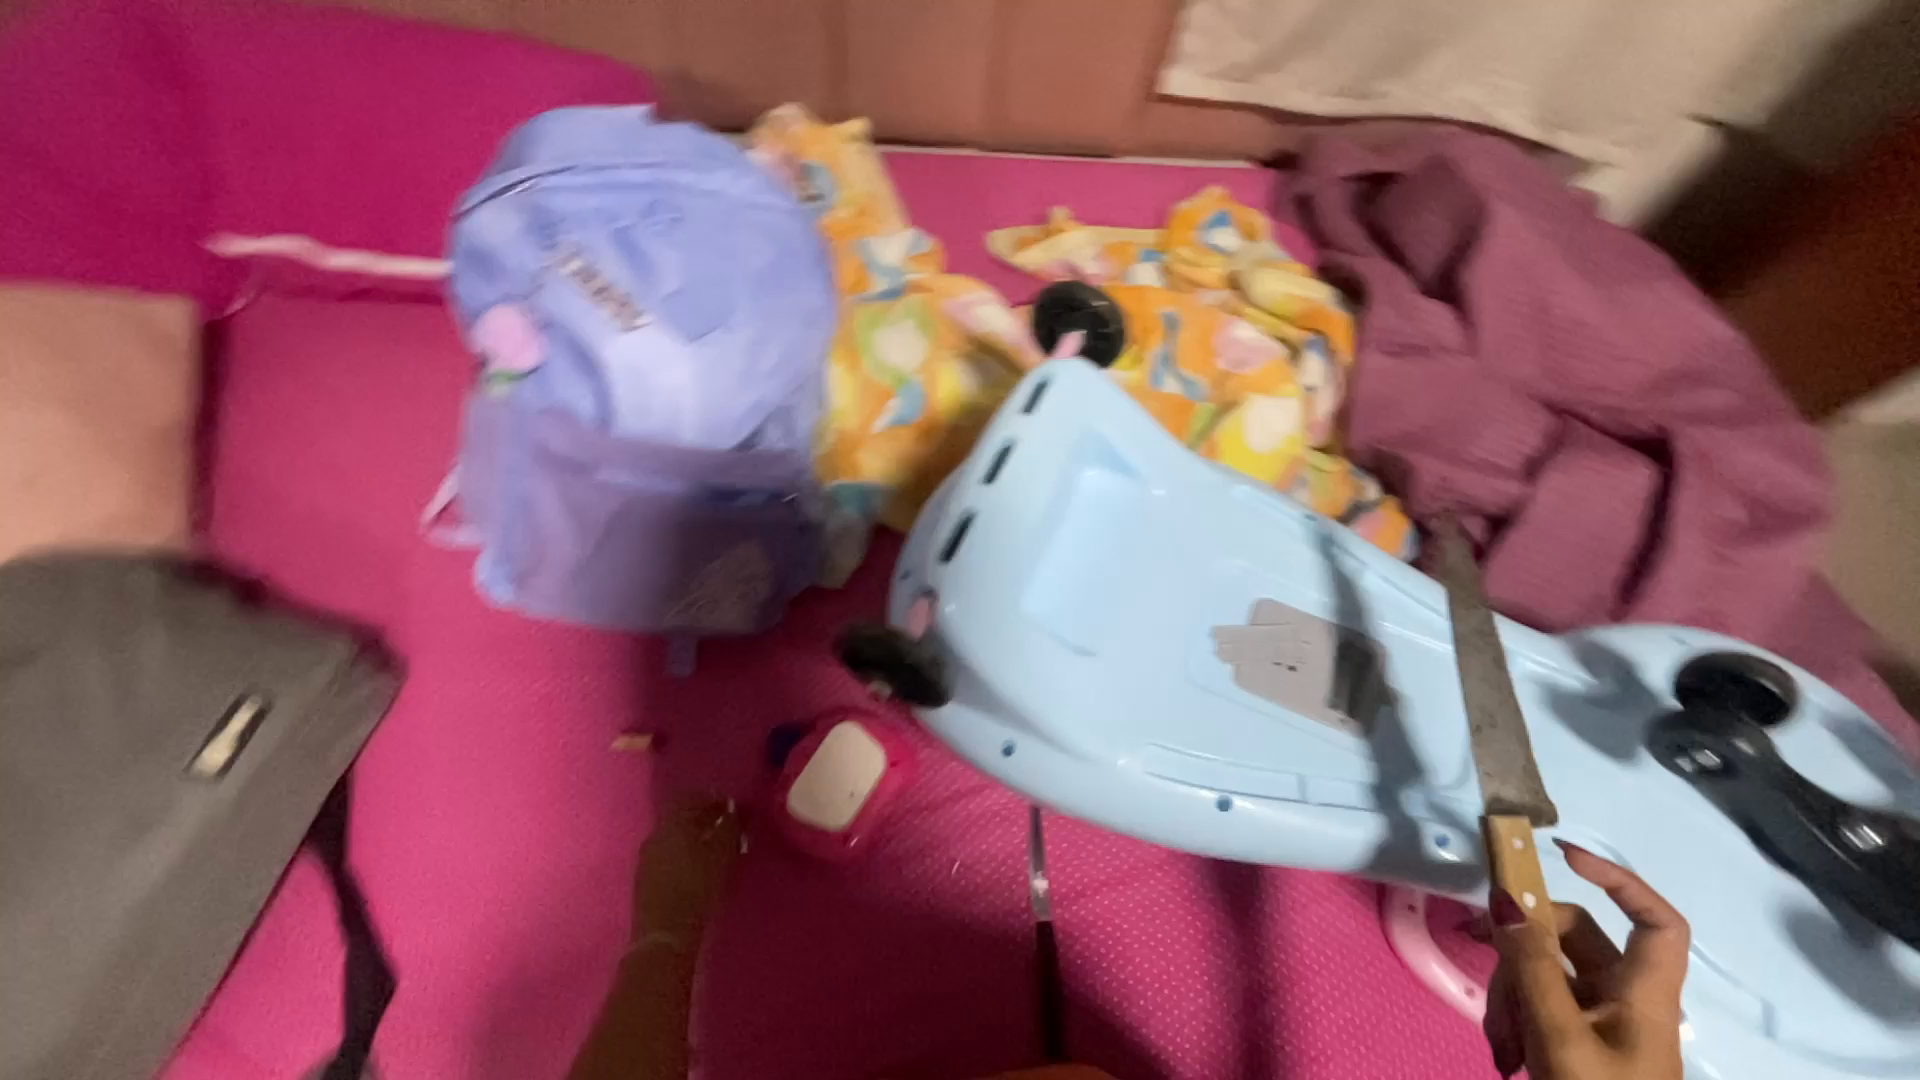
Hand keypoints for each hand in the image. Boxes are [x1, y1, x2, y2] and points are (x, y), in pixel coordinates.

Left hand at [632, 796, 743, 942]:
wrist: (663, 933)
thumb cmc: (697, 887)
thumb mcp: (722, 854)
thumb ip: (730, 828)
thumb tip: (734, 811)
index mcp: (673, 823)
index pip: (692, 798)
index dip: (713, 799)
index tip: (731, 807)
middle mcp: (656, 834)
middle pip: (680, 816)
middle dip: (703, 817)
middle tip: (725, 825)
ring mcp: (646, 856)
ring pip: (673, 835)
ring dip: (692, 835)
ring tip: (713, 846)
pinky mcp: (644, 877)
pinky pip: (666, 852)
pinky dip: (682, 851)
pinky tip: (696, 864)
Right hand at [1483, 840, 1689, 1079]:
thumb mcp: (1558, 1036)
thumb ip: (1531, 966)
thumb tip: (1505, 898)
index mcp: (1643, 994)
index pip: (1656, 922)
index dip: (1618, 879)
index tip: (1559, 854)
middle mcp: (1625, 997)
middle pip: (1572, 937)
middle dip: (1519, 947)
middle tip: (1474, 945)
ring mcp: (1599, 1018)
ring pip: (1543, 970)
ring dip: (1509, 994)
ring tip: (1501, 1043)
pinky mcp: (1576, 1036)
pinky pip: (1536, 1003)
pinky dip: (1513, 1018)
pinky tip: (1505, 1053)